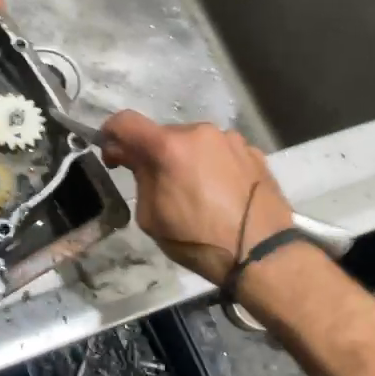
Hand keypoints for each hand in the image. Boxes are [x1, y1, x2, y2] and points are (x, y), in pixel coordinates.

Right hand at [99, 111, 299, 283]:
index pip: (126, 122)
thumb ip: (140, 178)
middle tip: (157, 184)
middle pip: (164, 135)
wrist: (264, 253)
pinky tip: (220, 192)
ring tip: (196, 191)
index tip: (112, 153)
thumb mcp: (152, 217)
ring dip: (186, 158)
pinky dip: (212, 165)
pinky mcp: (253, 152)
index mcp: (169, 147)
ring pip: (195, 143)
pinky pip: (221, 152)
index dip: (111, 133)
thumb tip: (136, 159)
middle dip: (154, 154)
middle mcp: (200, 132)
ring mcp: (231, 139)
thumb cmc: (199, 239)